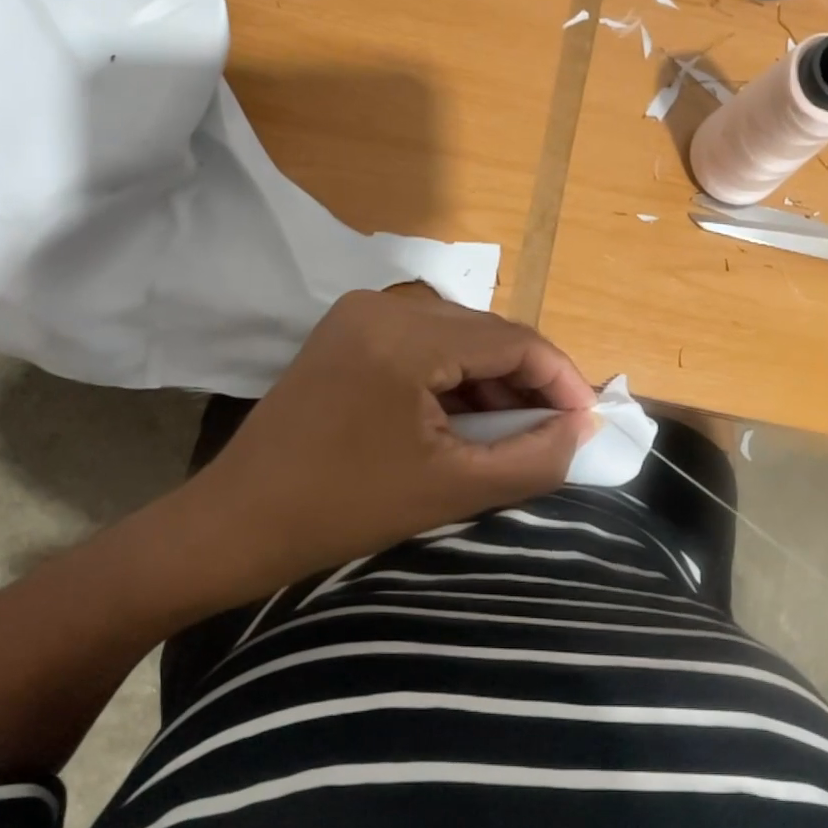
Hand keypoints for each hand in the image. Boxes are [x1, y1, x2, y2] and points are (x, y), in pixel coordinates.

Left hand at [168, 289, 598, 600]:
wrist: (239, 522)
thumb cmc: (346, 510)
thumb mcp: (454, 488)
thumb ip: (534, 458)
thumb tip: (583, 428)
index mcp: (407, 336)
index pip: (514, 341)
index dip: (562, 380)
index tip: (588, 423)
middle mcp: (384, 305)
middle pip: (487, 333)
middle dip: (528, 383)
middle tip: (555, 433)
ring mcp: (359, 315)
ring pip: (457, 337)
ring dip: (492, 382)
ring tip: (513, 436)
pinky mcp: (345, 333)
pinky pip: (422, 345)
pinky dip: (453, 379)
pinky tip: (465, 421)